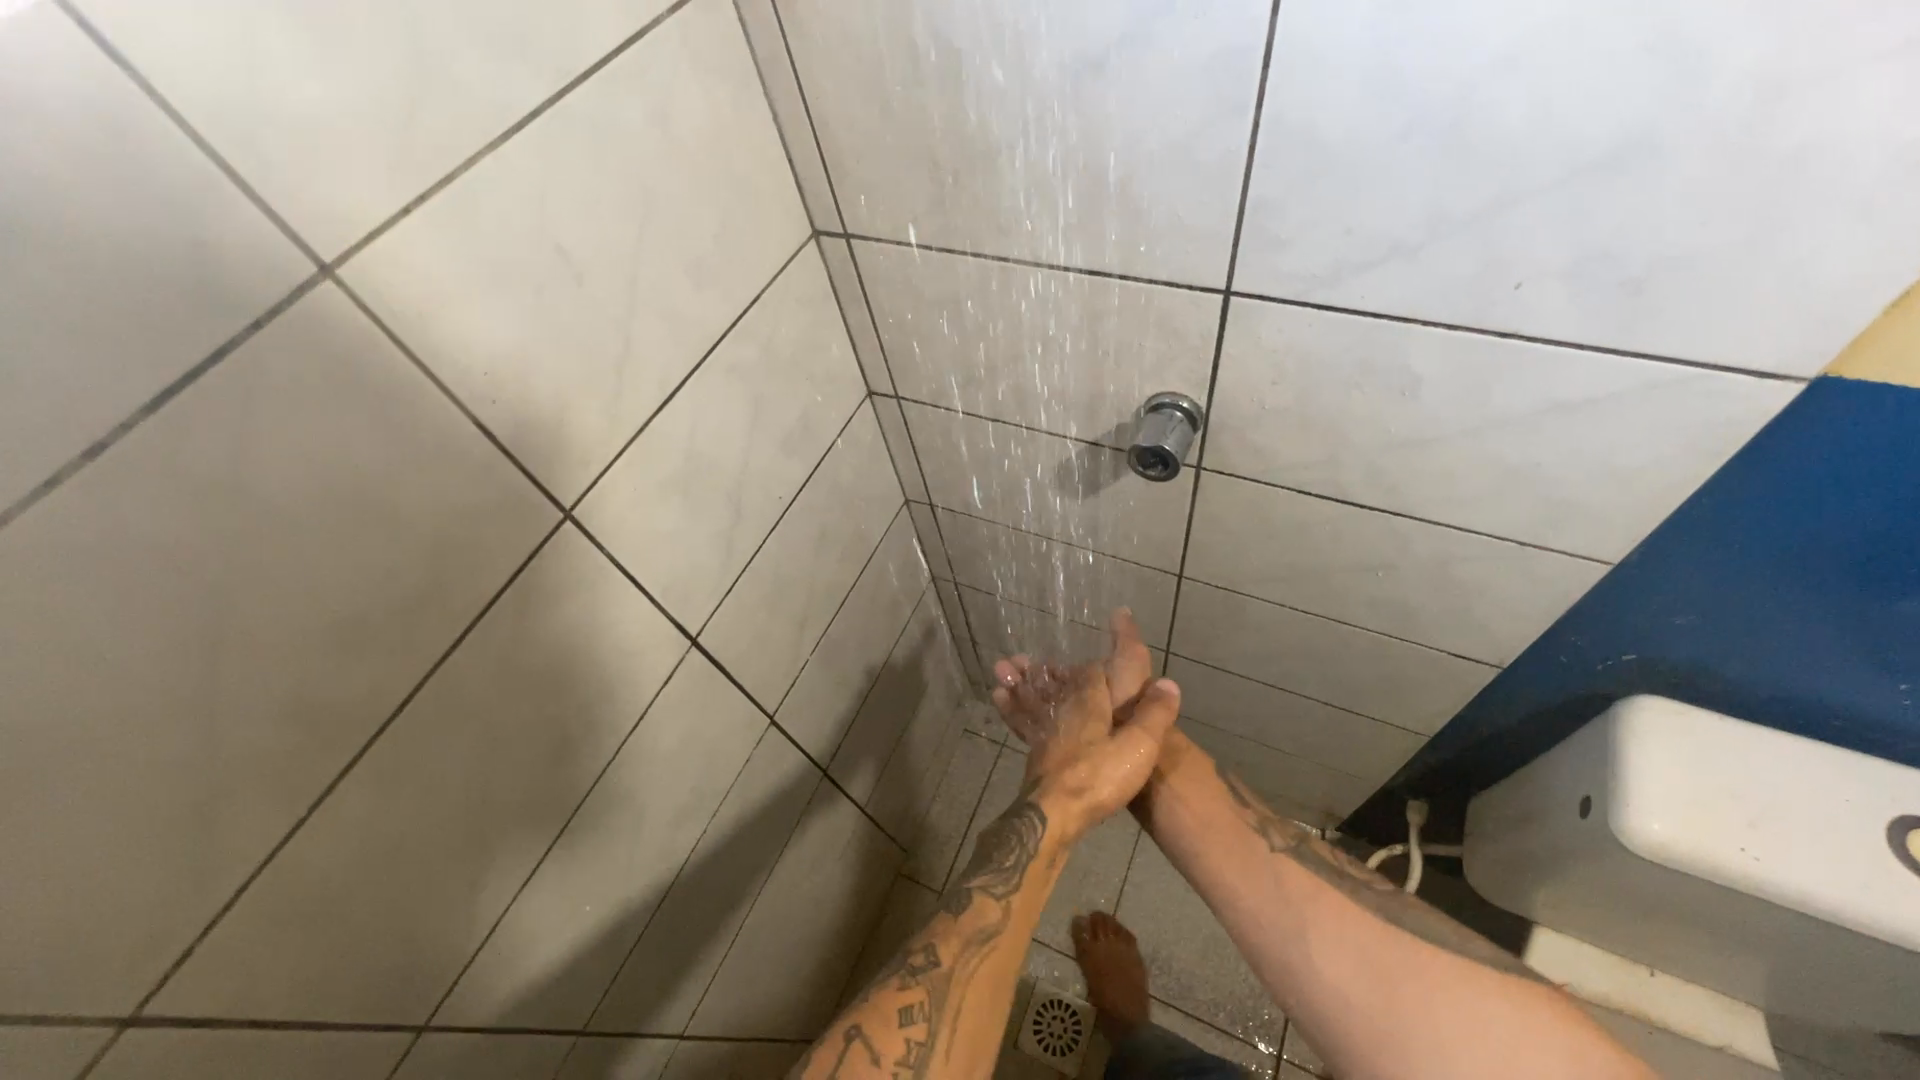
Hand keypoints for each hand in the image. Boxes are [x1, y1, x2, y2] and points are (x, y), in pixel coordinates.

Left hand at [990, 611, 1180, 839]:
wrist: (1054, 814)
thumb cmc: (1098, 778)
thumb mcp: (1139, 747)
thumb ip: (1154, 714)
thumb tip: (1169, 682)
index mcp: (1088, 703)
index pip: (1092, 673)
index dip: (1099, 664)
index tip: (1104, 659)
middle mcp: (1063, 712)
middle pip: (1060, 684)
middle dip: (1056, 670)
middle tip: (1044, 658)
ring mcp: (1045, 734)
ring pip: (1034, 700)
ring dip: (1022, 682)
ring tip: (1006, 668)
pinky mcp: (1036, 756)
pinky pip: (1022, 722)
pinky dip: (1012, 708)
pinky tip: (1002, 701)